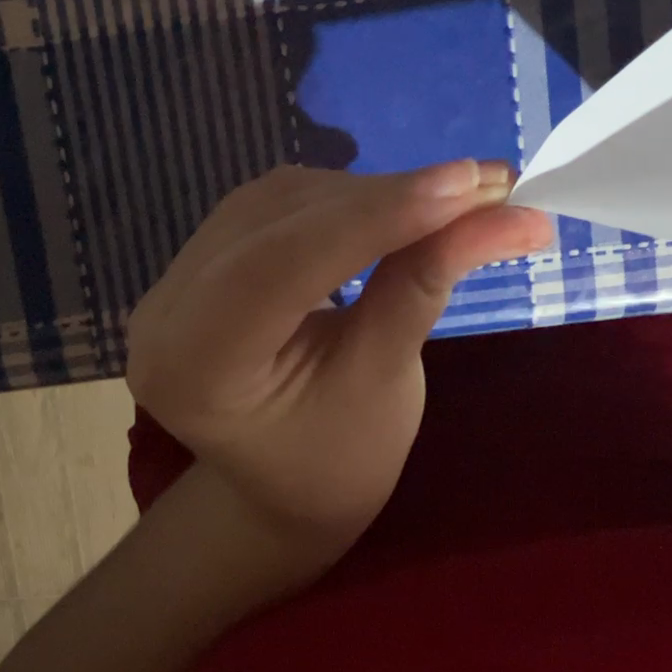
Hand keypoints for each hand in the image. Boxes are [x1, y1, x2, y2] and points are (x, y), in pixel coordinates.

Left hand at [126, 161, 552, 553]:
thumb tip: (507, 214)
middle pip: (276, 224)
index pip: (278, 268)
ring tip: (458, 196)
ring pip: (278, 202)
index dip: (375, 217)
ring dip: (370, 192)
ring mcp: (174, 282)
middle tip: (487, 183)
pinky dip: (345, 200)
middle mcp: (163, 315)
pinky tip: (401, 203)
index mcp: (191, 370)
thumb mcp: (385, 382)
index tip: (470, 184)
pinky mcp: (202, 262)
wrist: (285, 488)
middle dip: (386, 197)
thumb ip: (424, 286)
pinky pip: (275, 208)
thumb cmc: (337, 462)